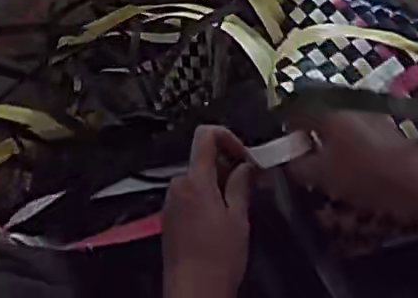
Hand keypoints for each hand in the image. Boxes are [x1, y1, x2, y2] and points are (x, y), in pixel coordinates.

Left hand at [163, 126, 255, 297]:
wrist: (193, 295)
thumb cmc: (218, 259)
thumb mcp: (238, 219)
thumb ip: (240, 185)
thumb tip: (246, 165)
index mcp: (195, 179)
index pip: (205, 135)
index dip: (227, 137)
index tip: (243, 155)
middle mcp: (178, 184)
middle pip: (202, 159)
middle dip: (226, 167)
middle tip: (248, 185)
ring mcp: (171, 201)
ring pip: (197, 179)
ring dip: (216, 185)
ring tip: (236, 209)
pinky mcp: (169, 217)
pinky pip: (188, 195)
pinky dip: (204, 199)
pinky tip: (218, 223)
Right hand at [287, 110, 417, 221]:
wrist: (415, 178)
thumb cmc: (363, 172)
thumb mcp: (323, 175)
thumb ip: (298, 166)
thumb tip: (286, 161)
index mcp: (320, 105)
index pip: (291, 109)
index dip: (285, 129)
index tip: (287, 150)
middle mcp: (337, 97)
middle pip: (311, 108)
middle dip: (305, 129)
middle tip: (306, 154)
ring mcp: (359, 104)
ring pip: (331, 114)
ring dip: (324, 132)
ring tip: (327, 159)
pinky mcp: (376, 116)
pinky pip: (349, 121)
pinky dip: (343, 135)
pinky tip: (349, 158)